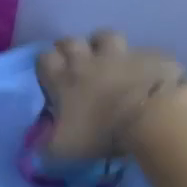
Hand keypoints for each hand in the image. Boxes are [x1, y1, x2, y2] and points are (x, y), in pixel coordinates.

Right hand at [34, 32, 186, 158]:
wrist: (151, 119)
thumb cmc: (100, 133)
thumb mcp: (62, 151)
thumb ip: (44, 148)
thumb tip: (35, 150)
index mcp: (63, 79)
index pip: (44, 58)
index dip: (45, 65)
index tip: (48, 76)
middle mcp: (89, 60)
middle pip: (71, 41)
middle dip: (69, 49)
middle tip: (73, 64)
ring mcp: (122, 54)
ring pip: (105, 36)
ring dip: (102, 45)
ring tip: (107, 59)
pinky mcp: (151, 56)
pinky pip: (143, 52)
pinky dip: (141, 61)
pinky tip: (144, 73)